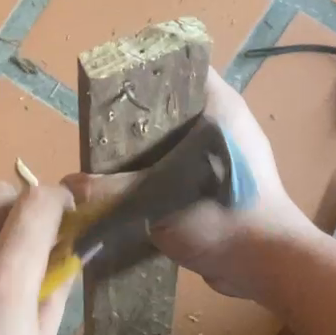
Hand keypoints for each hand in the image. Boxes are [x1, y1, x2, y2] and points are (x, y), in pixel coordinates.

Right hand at [66, 69, 317, 300]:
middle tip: (96, 136)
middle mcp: (221, 124)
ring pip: (171, 143)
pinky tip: (127, 192)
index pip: (179, 69)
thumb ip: (113, 191)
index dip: (143, 74)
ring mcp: (220, 156)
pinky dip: (153, 178)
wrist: (267, 266)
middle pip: (168, 109)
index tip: (108, 92)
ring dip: (140, 155)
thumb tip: (68, 187)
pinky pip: (177, 171)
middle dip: (132, 122)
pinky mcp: (216, 185)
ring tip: (104, 165)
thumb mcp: (161, 201)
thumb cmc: (224, 219)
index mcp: (219, 108)